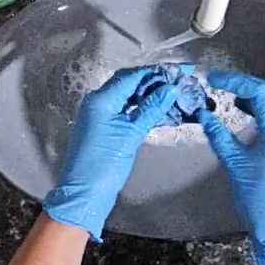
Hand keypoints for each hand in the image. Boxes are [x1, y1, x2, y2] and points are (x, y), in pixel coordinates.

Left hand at [42, 67, 182, 240]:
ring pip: (128, 98)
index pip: (131, 77)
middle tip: (178, 83)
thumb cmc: (106, 162)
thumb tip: (171, 89)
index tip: (177, 71)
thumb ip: (151, 109)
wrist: (86, 192)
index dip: (154, 73)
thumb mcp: (131, 134)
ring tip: (174, 96)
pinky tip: (160, 111)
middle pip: (129, 84)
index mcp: (101, 99)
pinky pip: (125, 111)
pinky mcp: (105, 127)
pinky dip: (141, 109)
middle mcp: (98, 102)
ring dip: (149, 96)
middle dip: (153, 83)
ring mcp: (100, 115)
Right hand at [194, 70, 264, 264]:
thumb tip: (205, 116)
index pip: (260, 94)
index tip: (216, 79)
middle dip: (250, 85)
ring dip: (262, 98)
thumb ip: (219, 136)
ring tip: (237, 100)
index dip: (236, 82)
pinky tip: (252, 119)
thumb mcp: (234, 166)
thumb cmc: (261, 204)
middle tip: (227, 84)